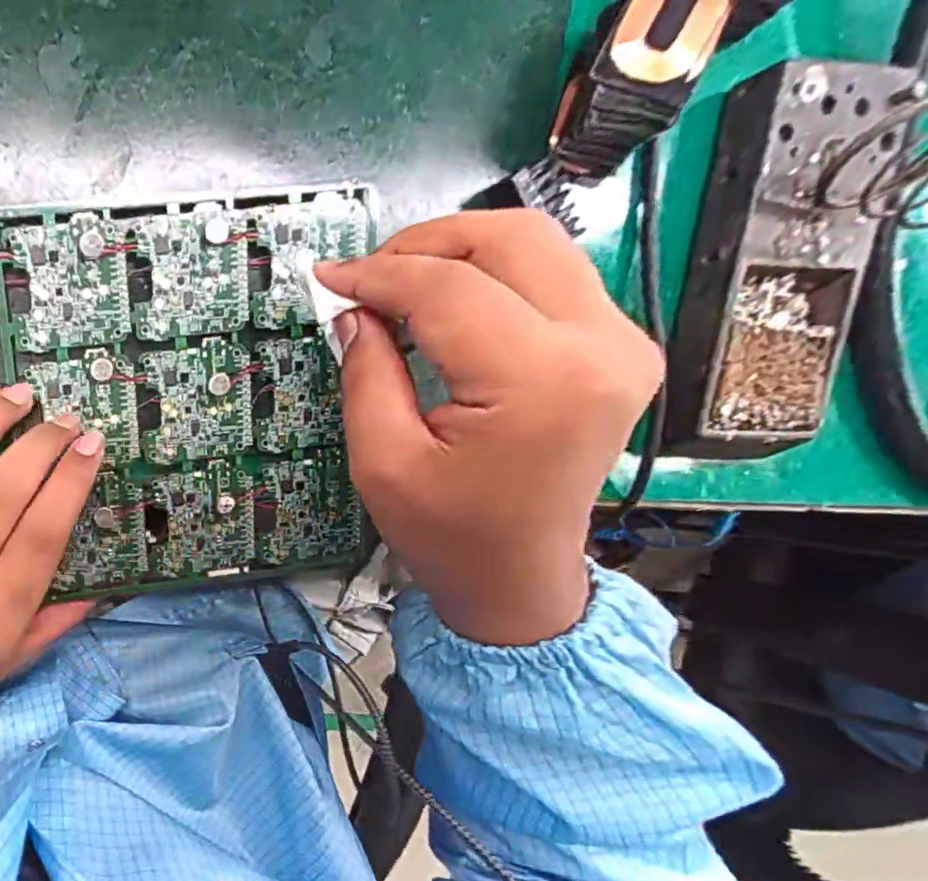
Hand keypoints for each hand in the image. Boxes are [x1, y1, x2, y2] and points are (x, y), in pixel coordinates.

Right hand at [316, 209, 661, 644]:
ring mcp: (619, 342)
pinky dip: (484, 277)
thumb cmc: (447, 532)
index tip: (328, 278)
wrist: (517, 573)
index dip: (379, 275)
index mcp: (540, 382)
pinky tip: (436, 306)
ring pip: (537, 245)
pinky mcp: (614, 346)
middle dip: (424, 244)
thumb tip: (353, 313)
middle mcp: (600, 346)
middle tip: (363, 274)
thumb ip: (367, 376)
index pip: (451, 291)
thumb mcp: (383, 461)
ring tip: (394, 285)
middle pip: (513, 239)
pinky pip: (547, 278)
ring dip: (455, 253)